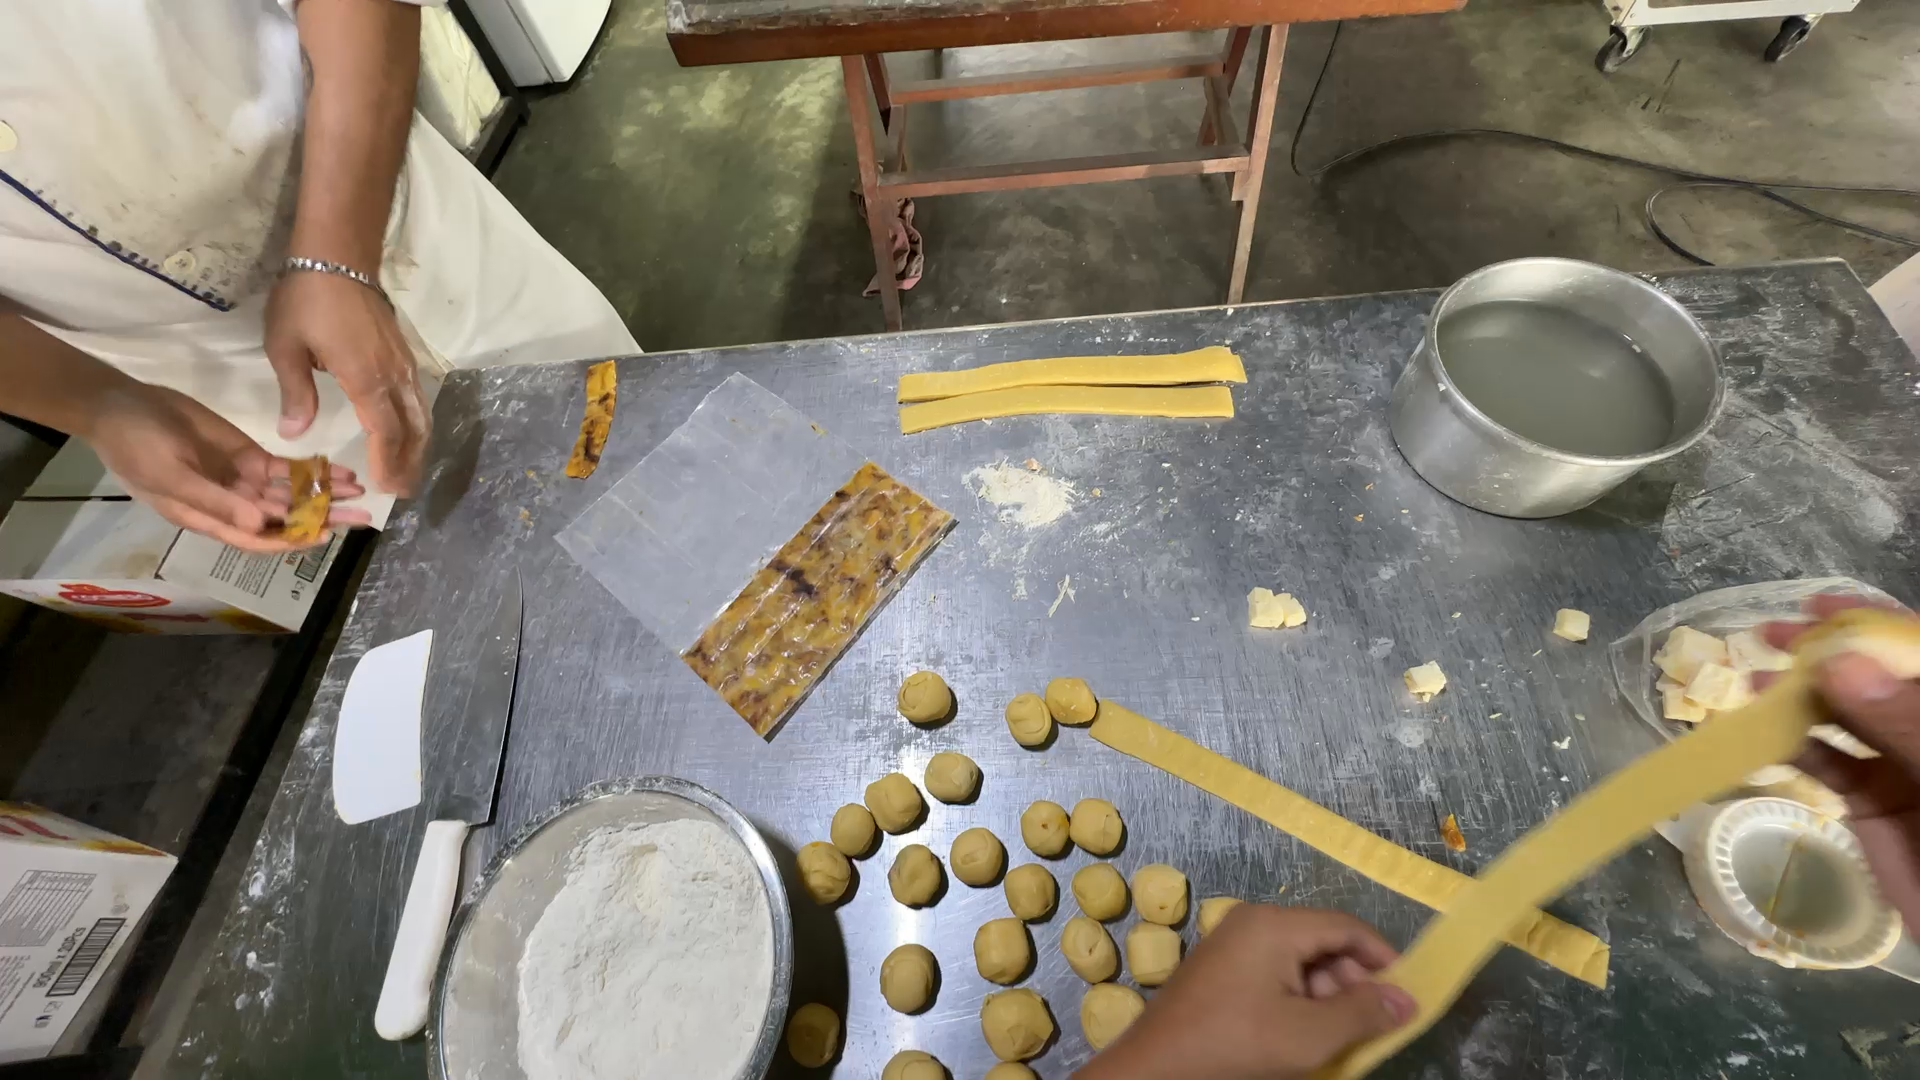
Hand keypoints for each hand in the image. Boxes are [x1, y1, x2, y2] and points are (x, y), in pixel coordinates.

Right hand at [86, 382, 370, 552]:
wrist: (121, 403)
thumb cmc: (135, 445)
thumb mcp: (168, 476)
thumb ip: (214, 500)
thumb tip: (258, 524)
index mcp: (209, 517)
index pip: (257, 539)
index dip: (291, 540)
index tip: (325, 535)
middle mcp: (234, 504)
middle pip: (286, 518)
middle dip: (324, 518)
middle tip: (363, 516)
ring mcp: (246, 481)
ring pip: (294, 495)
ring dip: (327, 495)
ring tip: (360, 491)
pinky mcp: (254, 458)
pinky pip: (291, 470)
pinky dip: (316, 473)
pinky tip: (343, 473)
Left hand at [265, 269, 427, 495]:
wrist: (339, 264)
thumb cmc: (306, 302)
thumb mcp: (285, 346)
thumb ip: (296, 393)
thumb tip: (294, 434)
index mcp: (365, 379)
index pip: (385, 430)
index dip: (388, 461)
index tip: (386, 487)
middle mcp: (394, 379)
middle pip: (412, 431)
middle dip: (409, 463)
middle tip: (404, 491)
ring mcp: (405, 370)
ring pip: (422, 418)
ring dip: (418, 449)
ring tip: (411, 471)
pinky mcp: (407, 362)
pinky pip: (420, 403)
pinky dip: (419, 428)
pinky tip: (411, 438)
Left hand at [1077, 906, 1413, 1079]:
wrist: (1162, 1064)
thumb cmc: (1238, 1043)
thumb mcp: (1310, 1035)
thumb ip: (1363, 1013)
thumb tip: (1407, 998)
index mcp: (1274, 924)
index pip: (1345, 926)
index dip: (1384, 958)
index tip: (1413, 999)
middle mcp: (1253, 921)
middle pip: (1323, 941)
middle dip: (1355, 984)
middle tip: (1375, 1033)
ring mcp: (1234, 941)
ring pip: (1301, 960)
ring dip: (1328, 998)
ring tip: (1340, 1043)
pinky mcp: (1224, 965)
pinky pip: (1276, 971)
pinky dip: (1300, 1000)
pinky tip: (1306, 1038)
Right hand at [1761, 595, 1919, 931]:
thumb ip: (1912, 724)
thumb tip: (1838, 664)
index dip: (1883, 625)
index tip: (1822, 606)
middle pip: (1883, 680)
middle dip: (1828, 653)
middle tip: (1768, 635)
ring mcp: (1913, 769)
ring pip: (1849, 715)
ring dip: (1799, 696)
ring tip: (1754, 683)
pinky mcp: (1879, 803)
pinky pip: (1827, 761)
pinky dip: (1790, 744)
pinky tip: (1760, 734)